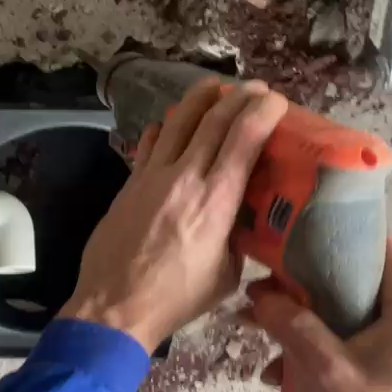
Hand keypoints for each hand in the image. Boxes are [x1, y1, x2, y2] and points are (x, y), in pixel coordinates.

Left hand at [60, 78, 286, 351]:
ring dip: (198, 100)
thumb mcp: (226, 273)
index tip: (277, 101)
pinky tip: (171, 124)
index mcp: (216, 200)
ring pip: (177, 123)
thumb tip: (242, 221)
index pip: (245, 137)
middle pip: (213, 120)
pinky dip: (165, 128)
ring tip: (214, 87)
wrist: (114, 305)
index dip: (264, 111)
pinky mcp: (127, 186)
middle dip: (238, 96)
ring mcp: (150, 178)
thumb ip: (237, 238)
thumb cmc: (175, 298)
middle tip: (256, 88)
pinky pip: (149, 145)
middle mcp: (183, 178)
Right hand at [247, 238, 391, 391]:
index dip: (341, 237)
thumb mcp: (322, 370)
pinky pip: (347, 352)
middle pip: (357, 288)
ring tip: (259, 336)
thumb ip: (291, 326)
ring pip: (346, 322)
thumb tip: (261, 295)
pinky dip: (313, 355)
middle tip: (263, 290)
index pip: (383, 252)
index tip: (295, 234)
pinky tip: (279, 376)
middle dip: (305, 289)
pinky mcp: (390, 381)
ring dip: (302, 326)